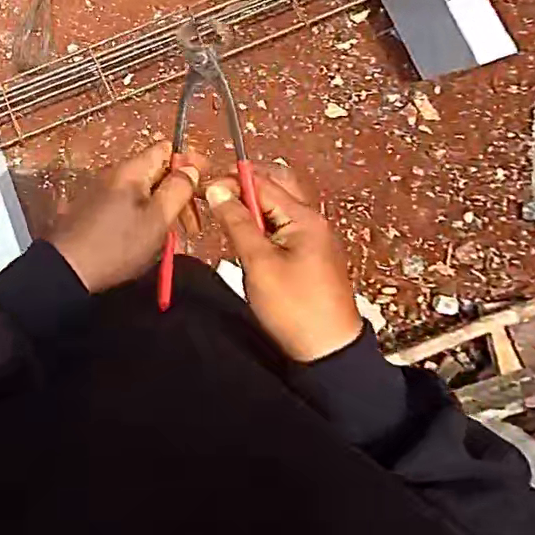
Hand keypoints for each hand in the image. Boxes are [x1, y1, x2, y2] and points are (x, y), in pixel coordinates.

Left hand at [50, 141, 203, 292]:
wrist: (67, 270)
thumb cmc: (117, 244)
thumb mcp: (157, 219)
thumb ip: (178, 189)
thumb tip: (191, 168)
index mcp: (131, 170)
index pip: (166, 148)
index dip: (189, 162)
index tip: (207, 183)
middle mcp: (116, 173)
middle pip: (157, 170)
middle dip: (180, 190)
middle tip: (195, 221)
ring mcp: (104, 191)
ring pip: (145, 190)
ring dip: (166, 206)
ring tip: (177, 235)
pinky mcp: (97, 209)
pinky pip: (130, 203)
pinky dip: (148, 215)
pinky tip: (153, 238)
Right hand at [208, 164, 362, 362]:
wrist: (329, 353)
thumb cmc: (295, 309)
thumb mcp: (258, 263)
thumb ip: (237, 222)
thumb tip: (218, 190)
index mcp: (304, 218)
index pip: (262, 182)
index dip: (230, 182)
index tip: (205, 192)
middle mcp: (312, 220)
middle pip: (276, 184)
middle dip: (243, 185)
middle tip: (216, 197)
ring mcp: (314, 236)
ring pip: (278, 204)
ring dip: (252, 204)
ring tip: (227, 217)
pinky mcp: (310, 252)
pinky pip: (284, 222)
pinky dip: (263, 221)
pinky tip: (246, 235)